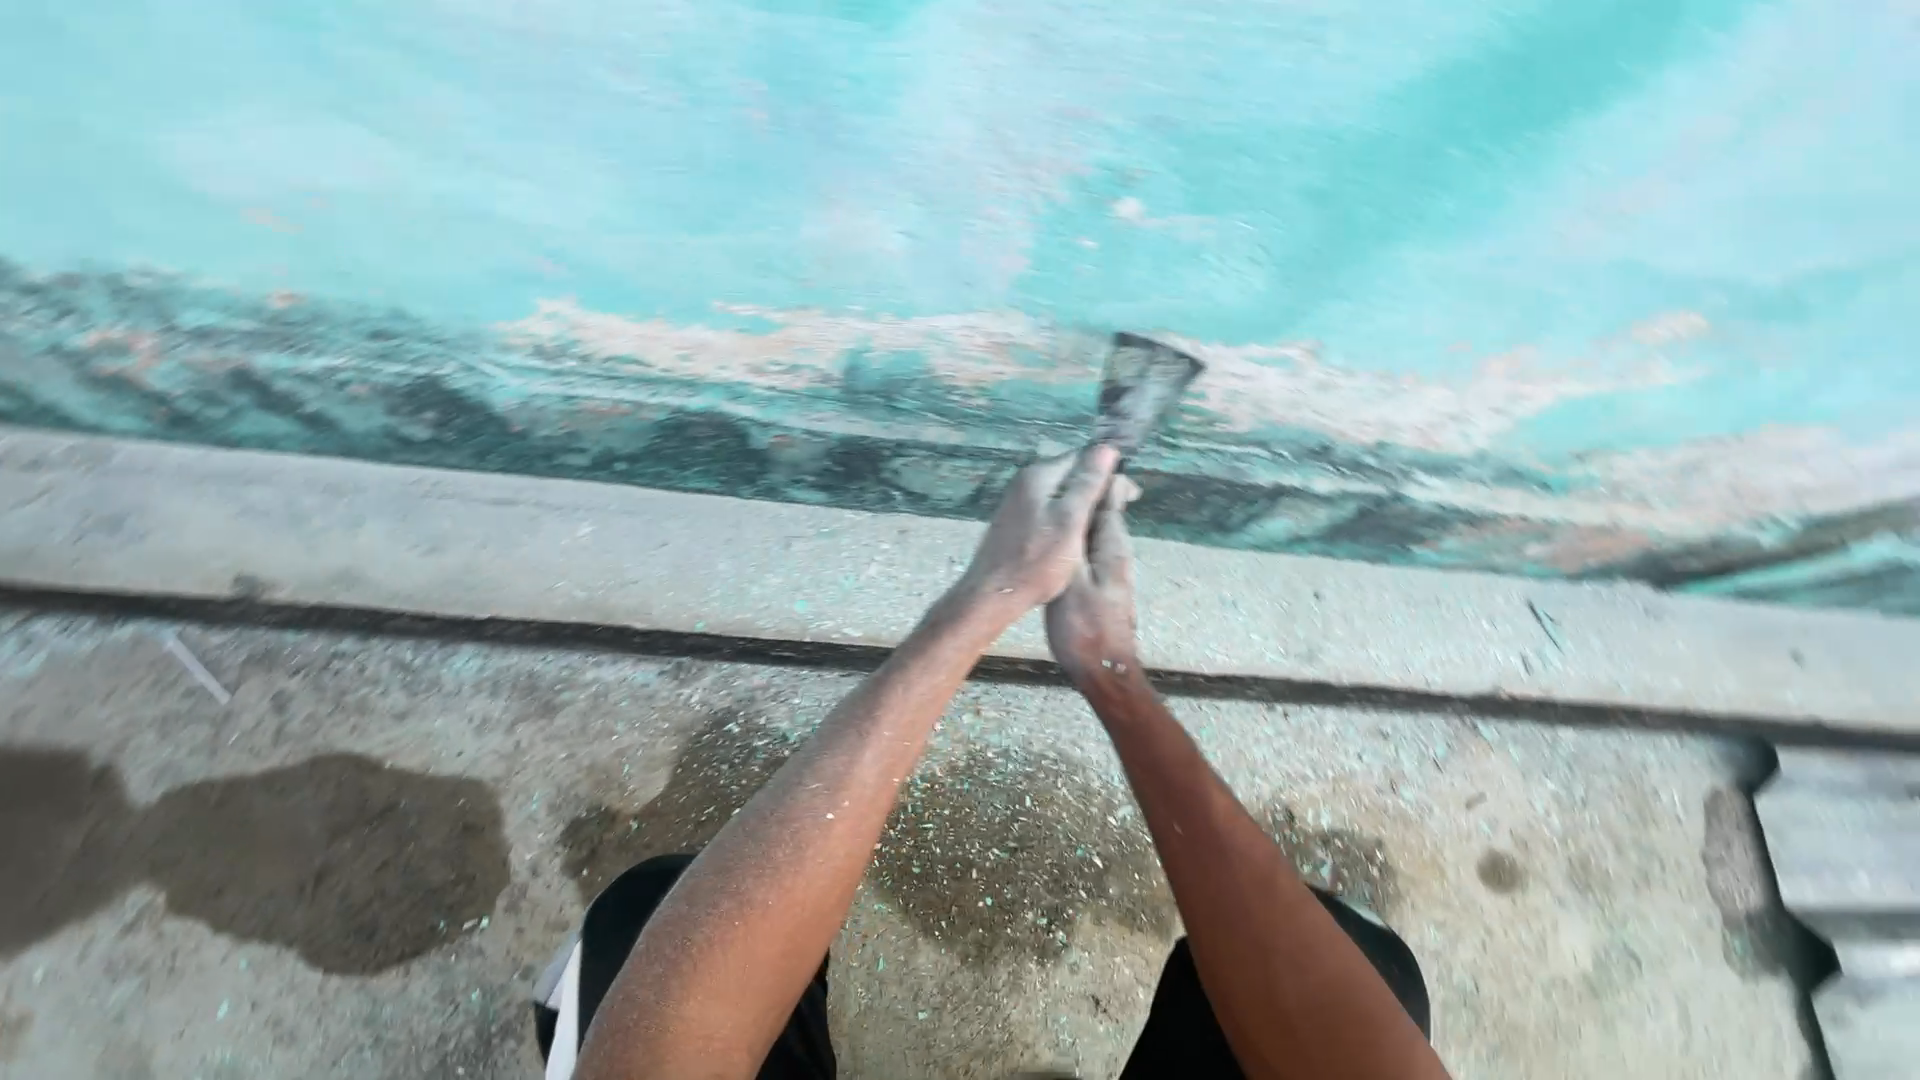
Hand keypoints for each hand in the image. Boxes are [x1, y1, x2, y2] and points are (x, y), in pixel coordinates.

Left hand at [956, 444, 1120, 613]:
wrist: (994, 593)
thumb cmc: (1036, 560)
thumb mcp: (1069, 520)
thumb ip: (1087, 484)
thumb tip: (1107, 448)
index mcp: (1038, 476)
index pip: (1081, 458)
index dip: (1109, 471)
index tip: (1131, 493)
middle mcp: (1024, 482)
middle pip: (1069, 474)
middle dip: (1097, 486)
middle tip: (1124, 507)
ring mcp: (1017, 502)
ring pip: (1060, 493)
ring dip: (1083, 502)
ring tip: (1105, 520)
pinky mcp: (1015, 521)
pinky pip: (1049, 508)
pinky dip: (1067, 515)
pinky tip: (1078, 531)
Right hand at [1045, 473, 1141, 688]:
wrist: (1103, 672)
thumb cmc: (1084, 628)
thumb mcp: (1072, 580)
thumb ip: (1078, 539)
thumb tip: (1089, 497)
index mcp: (1112, 546)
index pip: (1111, 496)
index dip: (1100, 473)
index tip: (1083, 455)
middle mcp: (1117, 553)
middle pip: (1107, 510)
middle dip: (1092, 489)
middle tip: (1064, 473)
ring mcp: (1113, 570)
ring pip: (1099, 529)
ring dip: (1083, 512)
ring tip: (1057, 500)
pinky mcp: (1105, 585)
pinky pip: (1092, 547)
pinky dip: (1079, 535)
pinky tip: (1061, 540)